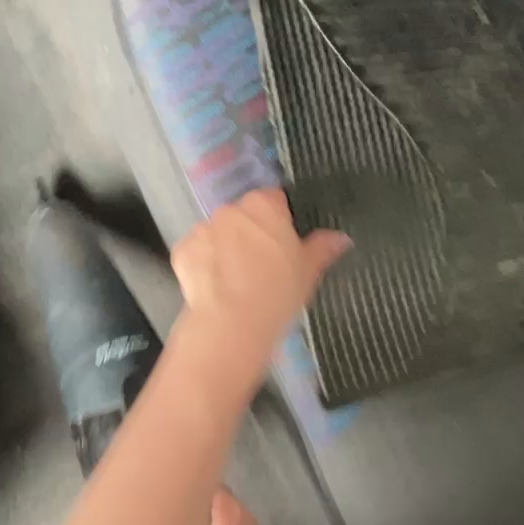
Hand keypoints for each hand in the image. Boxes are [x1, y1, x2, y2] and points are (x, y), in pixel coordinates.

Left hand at [170, 189, 349, 360]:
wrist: (231, 323)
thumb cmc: (277, 292)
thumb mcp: (308, 271)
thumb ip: (323, 248)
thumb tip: (341, 237)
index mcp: (264, 206)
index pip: (274, 201)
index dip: (280, 222)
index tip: (283, 245)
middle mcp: (230, 210)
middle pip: (243, 216)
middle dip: (250, 234)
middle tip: (262, 266)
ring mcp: (202, 229)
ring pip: (218, 234)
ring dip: (225, 248)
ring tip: (236, 281)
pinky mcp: (182, 250)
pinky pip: (196, 253)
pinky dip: (203, 265)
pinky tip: (215, 288)